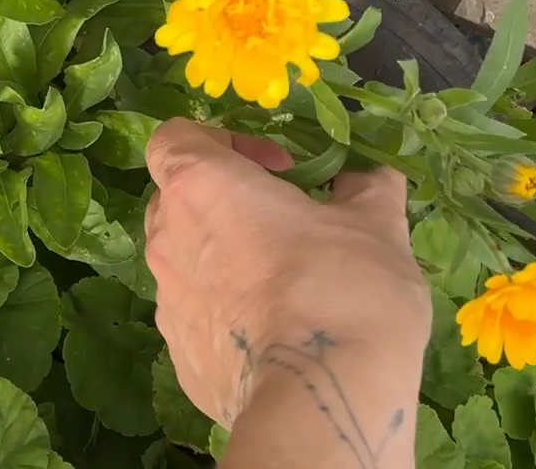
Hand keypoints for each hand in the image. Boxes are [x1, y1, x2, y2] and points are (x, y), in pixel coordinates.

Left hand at [144, 119, 428, 433]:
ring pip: (186, 252)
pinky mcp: (174, 339)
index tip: (273, 167)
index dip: (220, 142)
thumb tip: (370, 176)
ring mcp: (163, 287)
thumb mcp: (373, 227)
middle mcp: (164, 228)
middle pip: (180, 195)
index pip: (175, 138)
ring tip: (288, 284)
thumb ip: (365, 190)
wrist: (319, 397)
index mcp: (195, 183)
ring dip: (226, 254)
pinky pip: (194, 307)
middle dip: (227, 200)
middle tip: (287, 224)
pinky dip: (225, 307)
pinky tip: (275, 332)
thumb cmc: (341, 289)